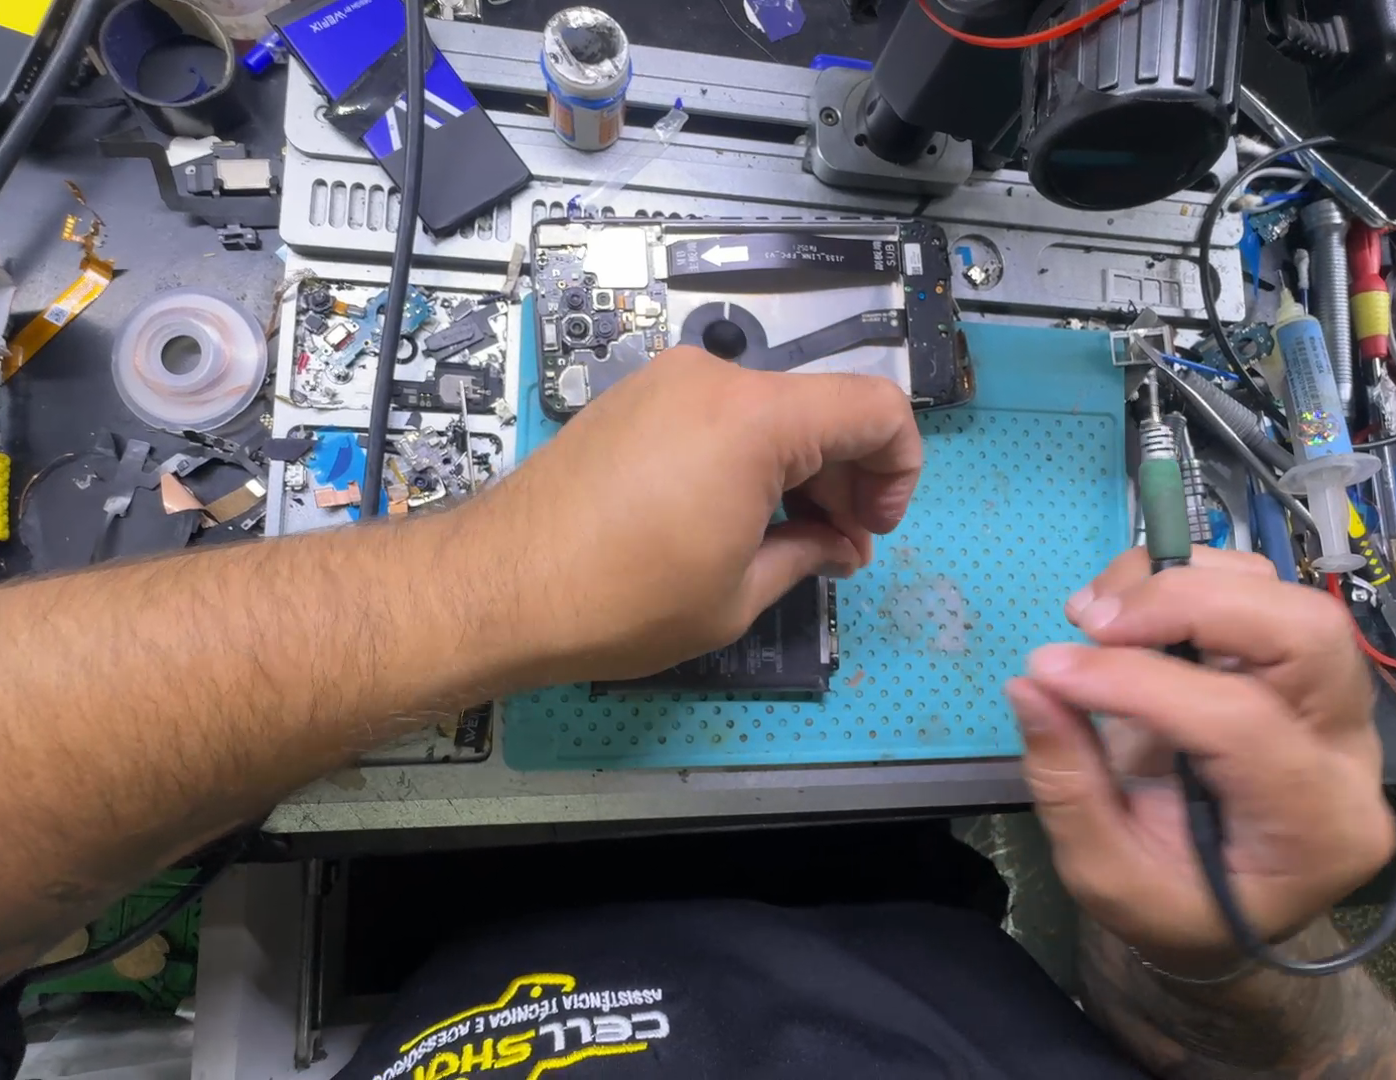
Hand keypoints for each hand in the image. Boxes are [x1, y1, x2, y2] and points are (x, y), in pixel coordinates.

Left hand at [480, 346, 920, 685]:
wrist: (496, 588)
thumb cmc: (624, 602)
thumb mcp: (737, 595)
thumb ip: (810, 555)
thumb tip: (843, 545)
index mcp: (755, 418)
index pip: (876, 409)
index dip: (899, 468)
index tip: (876, 526)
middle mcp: (713, 378)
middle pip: (821, 410)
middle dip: (846, 479)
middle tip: (839, 549)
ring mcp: (666, 382)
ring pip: (770, 415)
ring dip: (798, 473)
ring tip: (791, 542)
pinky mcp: (634, 401)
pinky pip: (720, 418)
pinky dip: (748, 461)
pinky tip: (736, 517)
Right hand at [1004, 548, 1394, 974]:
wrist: (1222, 903)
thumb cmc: (1170, 901)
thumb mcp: (1101, 871)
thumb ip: (1066, 782)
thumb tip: (1029, 685)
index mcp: (1311, 827)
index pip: (1240, 723)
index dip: (1134, 682)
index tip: (1046, 668)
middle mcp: (1343, 753)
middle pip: (1303, 633)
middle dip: (1185, 604)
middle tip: (1091, 621)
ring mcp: (1326, 702)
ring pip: (1280, 594)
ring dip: (1177, 581)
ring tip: (1094, 612)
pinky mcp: (1288, 669)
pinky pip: (1252, 589)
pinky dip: (1178, 578)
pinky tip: (1120, 610)